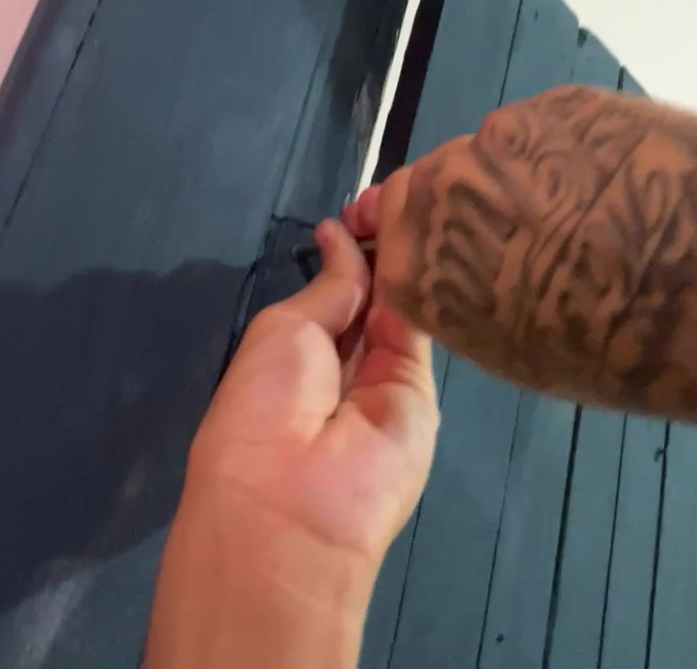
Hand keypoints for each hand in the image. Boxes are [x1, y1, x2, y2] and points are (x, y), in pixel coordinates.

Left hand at [148, 219, 438, 668]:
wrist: (297, 505)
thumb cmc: (265, 406)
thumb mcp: (286, 329)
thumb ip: (332, 285)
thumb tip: (341, 234)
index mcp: (302, 346)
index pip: (338, 284)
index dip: (351, 244)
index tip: (367, 202)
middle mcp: (347, 356)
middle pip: (373, 289)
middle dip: (380, 243)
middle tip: (398, 191)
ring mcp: (387, 371)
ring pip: (400, 301)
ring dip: (404, 257)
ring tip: (417, 199)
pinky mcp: (422, 386)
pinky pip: (423, 325)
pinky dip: (424, 282)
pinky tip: (431, 238)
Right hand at [348, 84, 696, 418]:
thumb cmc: (632, 353)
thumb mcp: (527, 353)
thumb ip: (469, 297)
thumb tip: (469, 263)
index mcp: (427, 262)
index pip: (393, 227)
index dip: (431, 234)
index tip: (464, 243)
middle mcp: (450, 187)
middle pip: (442, 177)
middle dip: (477, 199)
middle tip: (539, 227)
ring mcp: (509, 134)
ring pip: (501, 148)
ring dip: (532, 172)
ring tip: (600, 208)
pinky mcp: (568, 99)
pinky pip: (554, 125)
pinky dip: (578, 149)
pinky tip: (629, 179)